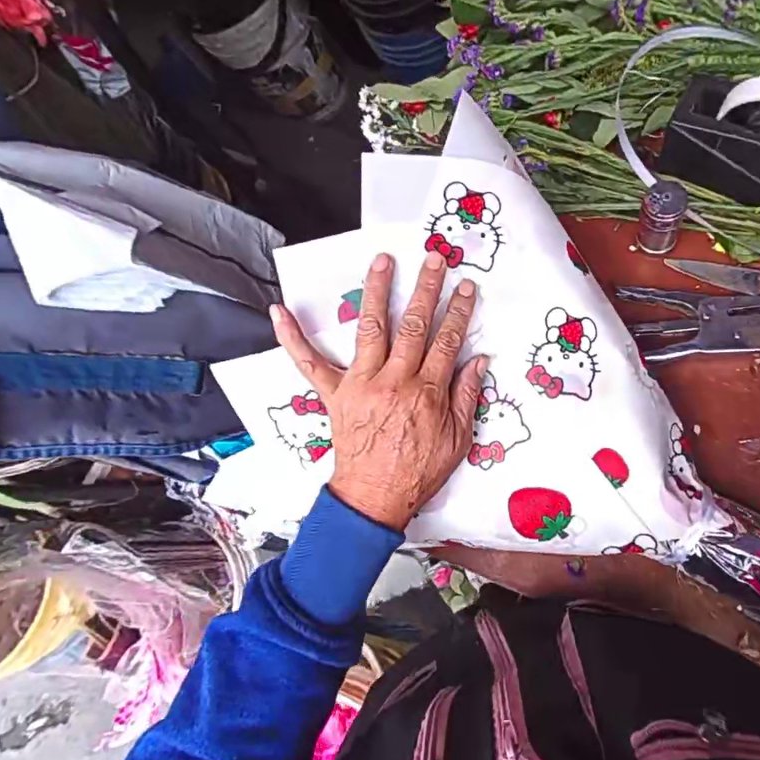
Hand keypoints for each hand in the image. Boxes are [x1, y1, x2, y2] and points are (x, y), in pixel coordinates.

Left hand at [271, 251, 488, 529]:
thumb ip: (468, 397)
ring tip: (383, 262)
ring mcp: (361, 384)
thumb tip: (478, 361)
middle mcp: (394, 381)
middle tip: (434, 261)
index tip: (466, 288)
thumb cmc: (420, 472)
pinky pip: (309, 363)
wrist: (374, 499)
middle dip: (426, 289)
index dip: (459, 312)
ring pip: (371, 329)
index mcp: (428, 392)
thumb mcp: (459, 439)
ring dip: (378, 292)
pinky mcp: (334, 394)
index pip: (448, 341)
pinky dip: (293, 338)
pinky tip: (281, 311)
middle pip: (414, 326)